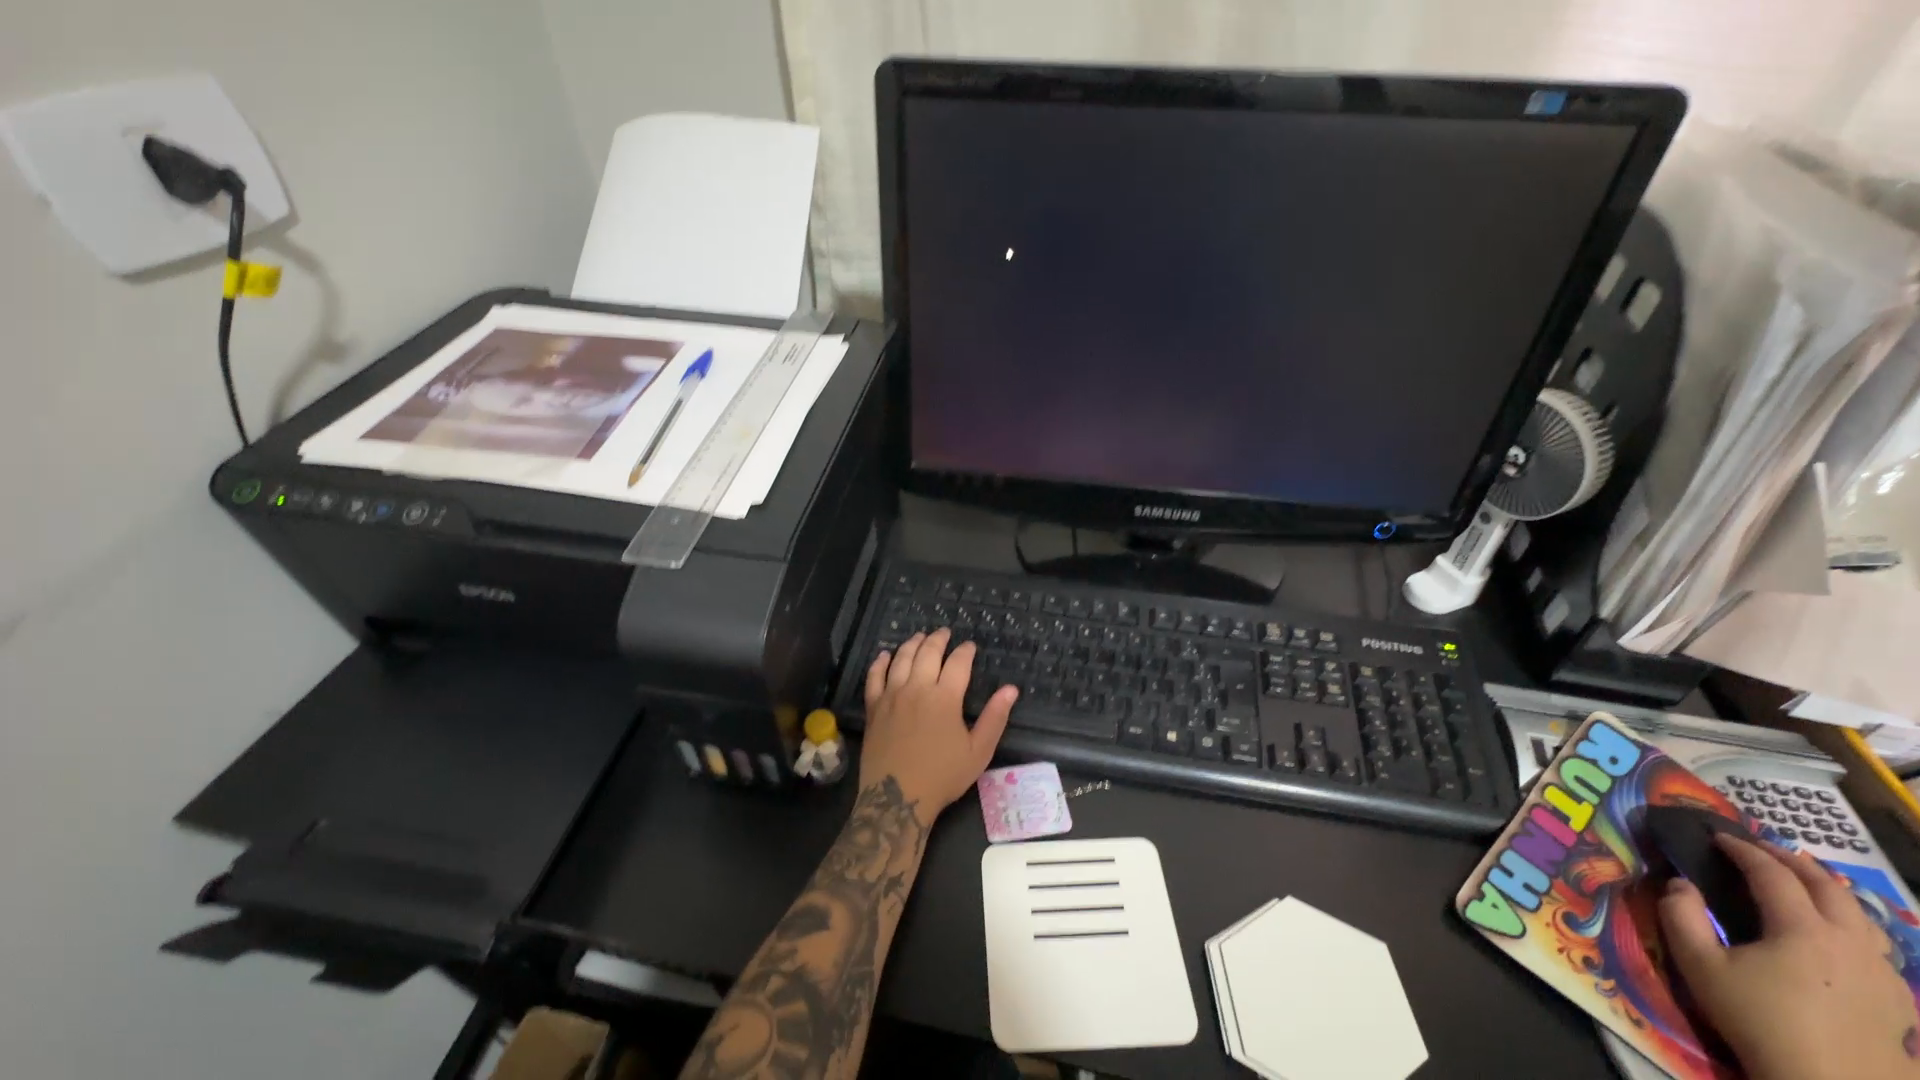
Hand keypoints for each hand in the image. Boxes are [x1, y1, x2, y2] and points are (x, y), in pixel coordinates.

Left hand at [859, 629, 1017, 825]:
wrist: (897, 797)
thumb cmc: (943, 776)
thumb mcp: (978, 752)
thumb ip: (994, 718)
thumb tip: (1010, 689)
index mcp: (945, 698)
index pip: (957, 663)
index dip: (965, 651)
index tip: (970, 646)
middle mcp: (917, 689)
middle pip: (927, 653)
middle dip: (938, 639)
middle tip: (944, 633)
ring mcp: (891, 696)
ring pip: (901, 659)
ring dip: (912, 644)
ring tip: (919, 637)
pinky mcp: (874, 708)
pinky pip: (874, 677)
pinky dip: (880, 662)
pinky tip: (885, 655)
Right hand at [1660, 833, 1919, 1079]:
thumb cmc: (1759, 1021)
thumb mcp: (1700, 967)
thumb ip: (1681, 917)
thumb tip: (1680, 884)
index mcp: (1802, 927)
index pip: (1771, 873)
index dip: (1743, 850)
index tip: (1718, 837)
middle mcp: (1849, 938)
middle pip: (1825, 884)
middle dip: (1790, 859)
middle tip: (1760, 848)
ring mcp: (1880, 969)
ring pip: (1858, 911)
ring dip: (1825, 887)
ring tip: (1801, 882)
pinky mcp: (1896, 996)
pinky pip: (1874, 943)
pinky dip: (1849, 921)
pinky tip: (1836, 934)